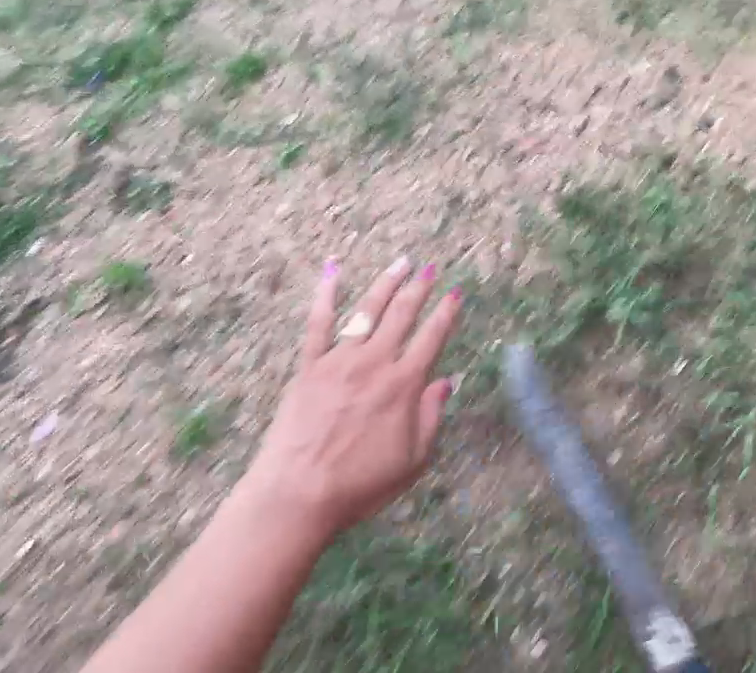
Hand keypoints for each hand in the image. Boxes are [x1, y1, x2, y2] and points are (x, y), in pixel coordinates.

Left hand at [243, 256, 461, 541]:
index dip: (446, 313)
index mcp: (404, 385)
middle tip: (430, 267)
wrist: (299, 493)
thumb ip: (430, 417)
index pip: (432, 338)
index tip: (456, 293)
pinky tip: (332, 269)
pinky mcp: (309, 366)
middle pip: (402, 315)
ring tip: (401, 263)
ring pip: (367, 310)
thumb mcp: (412, 460)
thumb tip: (444, 381)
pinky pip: (318, 322)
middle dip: (419, 288)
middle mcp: (375, 363)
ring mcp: (340, 360)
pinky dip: (325, 293)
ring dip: (387, 283)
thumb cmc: (360, 485)